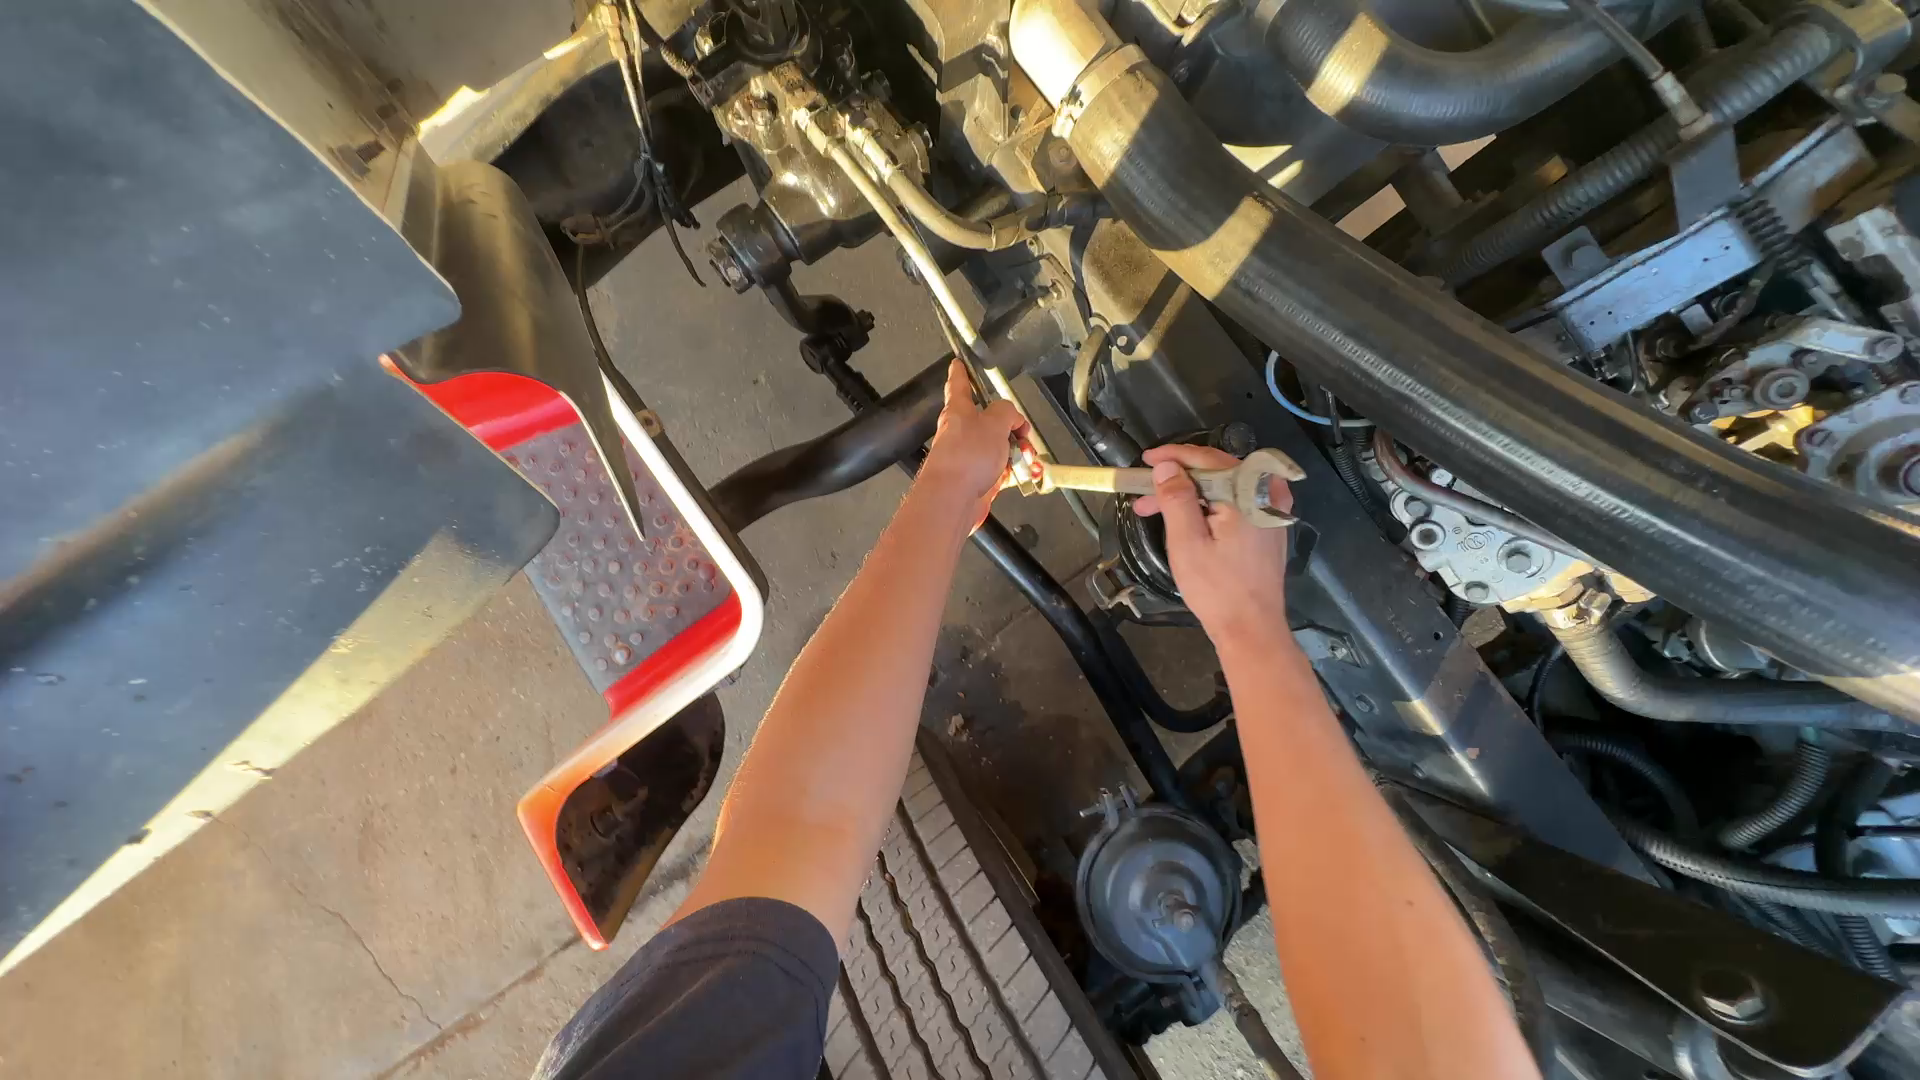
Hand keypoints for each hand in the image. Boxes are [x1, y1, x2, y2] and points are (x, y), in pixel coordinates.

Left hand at [916, 359, 1027, 528]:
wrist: (954, 500)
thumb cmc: (967, 456)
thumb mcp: (994, 422)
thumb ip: (1007, 412)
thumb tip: (1013, 418)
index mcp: (959, 412)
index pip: (960, 385)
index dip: (960, 373)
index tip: (957, 363)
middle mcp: (962, 433)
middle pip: (990, 422)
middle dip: (1013, 426)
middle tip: (1025, 432)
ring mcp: (971, 458)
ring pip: (1000, 449)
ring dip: (1020, 452)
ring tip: (1030, 458)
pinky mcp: (979, 481)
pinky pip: (1003, 472)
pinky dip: (1017, 472)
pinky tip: (1029, 474)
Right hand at [1131, 444, 1290, 649]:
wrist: (1251, 627)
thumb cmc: (1216, 588)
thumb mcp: (1187, 541)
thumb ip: (1177, 498)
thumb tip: (1167, 466)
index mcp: (1247, 495)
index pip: (1208, 459)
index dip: (1173, 456)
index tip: (1146, 460)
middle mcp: (1265, 496)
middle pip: (1217, 471)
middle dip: (1177, 478)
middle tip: (1143, 492)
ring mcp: (1270, 512)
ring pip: (1224, 487)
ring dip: (1188, 493)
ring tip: (1154, 510)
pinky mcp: (1267, 528)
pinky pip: (1235, 502)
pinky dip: (1208, 503)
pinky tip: (1187, 515)